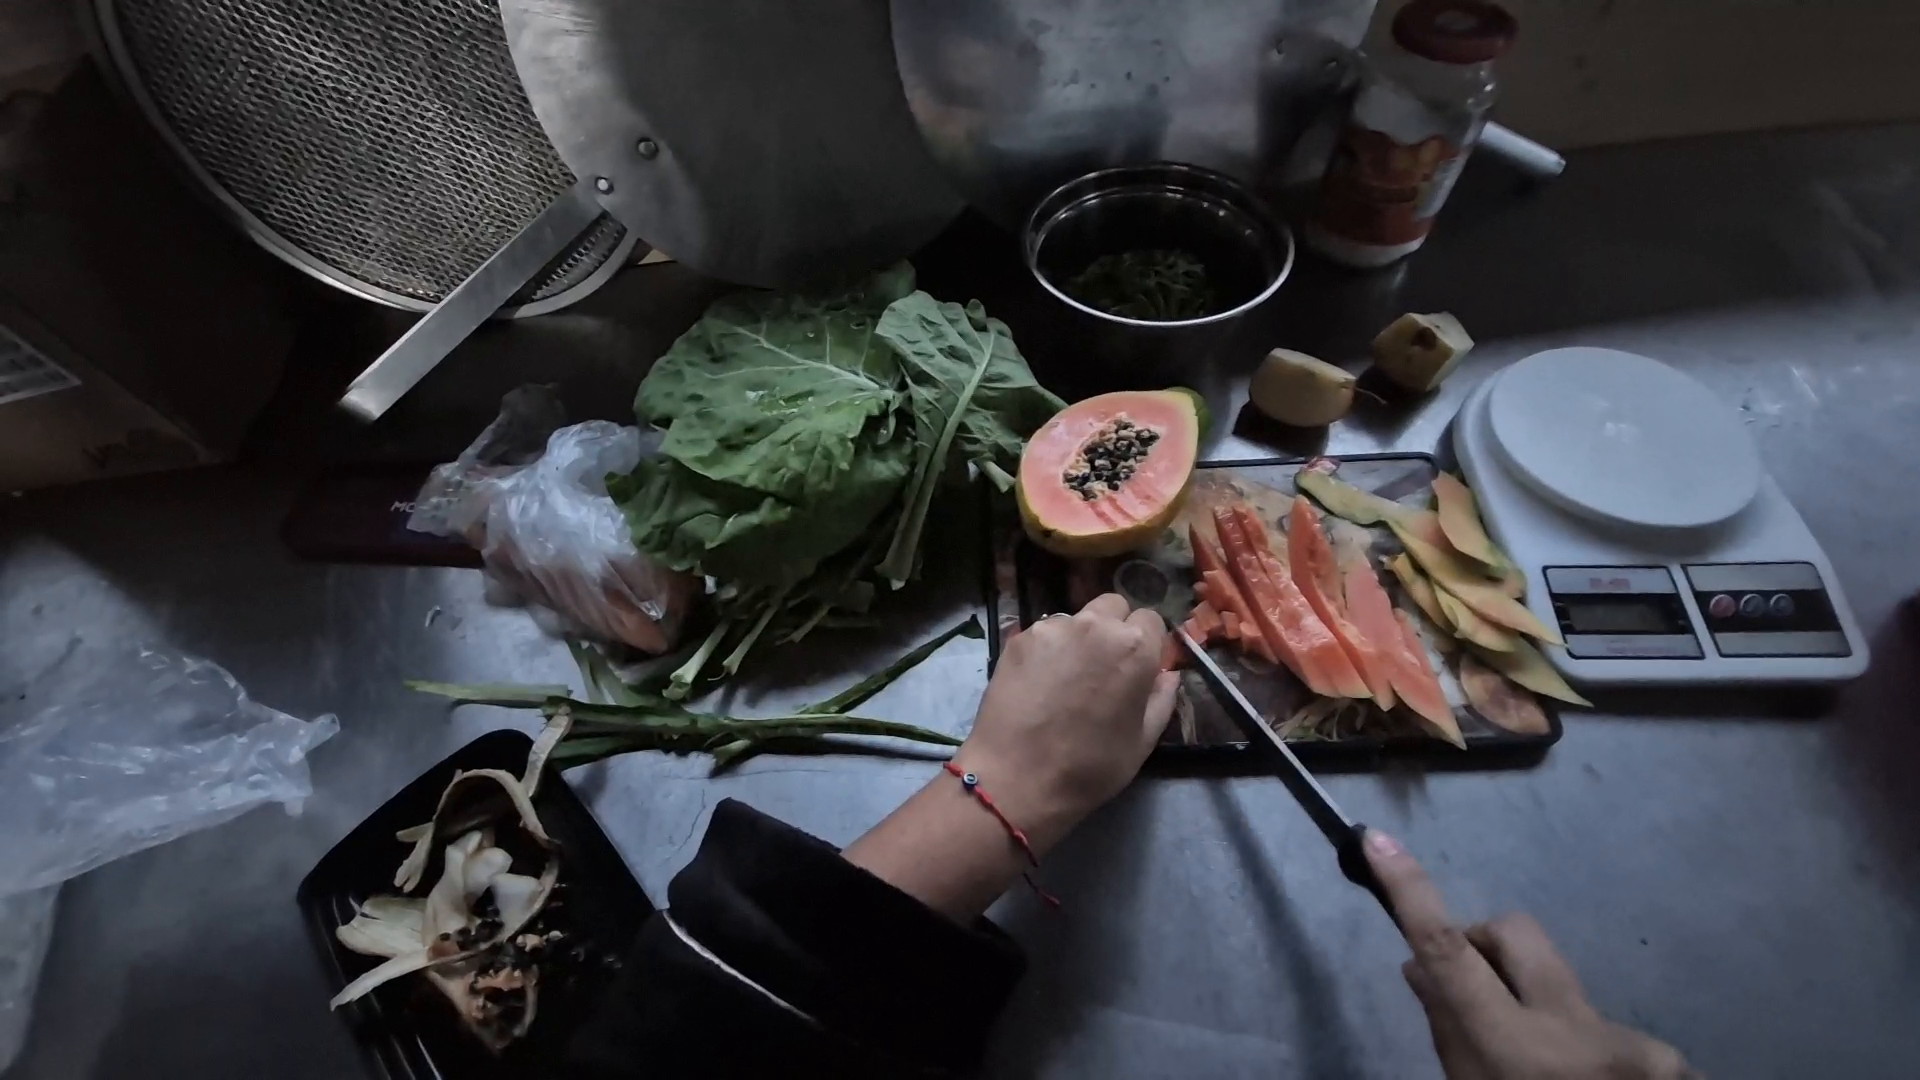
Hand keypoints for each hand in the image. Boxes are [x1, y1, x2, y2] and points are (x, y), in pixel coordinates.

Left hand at [952, 593, 1179, 851]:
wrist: (1016, 776)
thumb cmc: (1089, 767)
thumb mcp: (1142, 742)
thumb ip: (1161, 699)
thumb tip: (1167, 674)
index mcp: (1134, 647)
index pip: (1151, 620)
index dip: (1147, 643)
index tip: (1137, 667)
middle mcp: (1095, 625)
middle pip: (1113, 607)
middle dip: (1114, 628)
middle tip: (1104, 666)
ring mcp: (1053, 627)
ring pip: (1077, 618)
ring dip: (1080, 636)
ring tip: (1067, 676)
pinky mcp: (1020, 636)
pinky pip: (1045, 632)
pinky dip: (1049, 648)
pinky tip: (1039, 680)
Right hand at [1364, 831, 1698, 1079]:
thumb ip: (1447, 1024)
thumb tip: (1419, 965)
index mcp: (1515, 1048)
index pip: (1447, 949)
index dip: (1410, 889)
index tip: (1379, 839)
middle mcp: (1579, 1034)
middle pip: (1515, 932)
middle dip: (1489, 945)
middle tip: (1484, 988)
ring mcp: (1638, 1048)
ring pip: (1562, 982)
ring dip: (1543, 1005)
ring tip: (1550, 1063)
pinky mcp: (1674, 1062)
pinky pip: (1604, 1022)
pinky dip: (1585, 1040)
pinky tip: (1586, 1079)